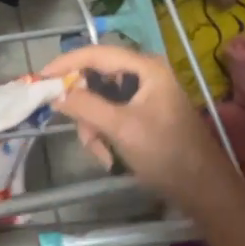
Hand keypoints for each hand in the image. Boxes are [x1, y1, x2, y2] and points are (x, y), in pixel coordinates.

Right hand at [41, 45, 231, 202]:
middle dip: (85, 108)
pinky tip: (112, 157)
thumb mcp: (121, 128)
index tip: (40, 78)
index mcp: (146, 68)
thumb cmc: (166, 154)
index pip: (96, 53)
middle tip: (82, 131)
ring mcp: (145, 95)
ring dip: (94, 128)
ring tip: (103, 153)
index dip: (66, 63)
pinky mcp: (144, 114)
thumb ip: (85, 106)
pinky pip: (110, 115)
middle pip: (96, 78)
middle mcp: (145, 74)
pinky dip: (105, 134)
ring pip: (100, 101)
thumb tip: (56, 94)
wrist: (204, 191)